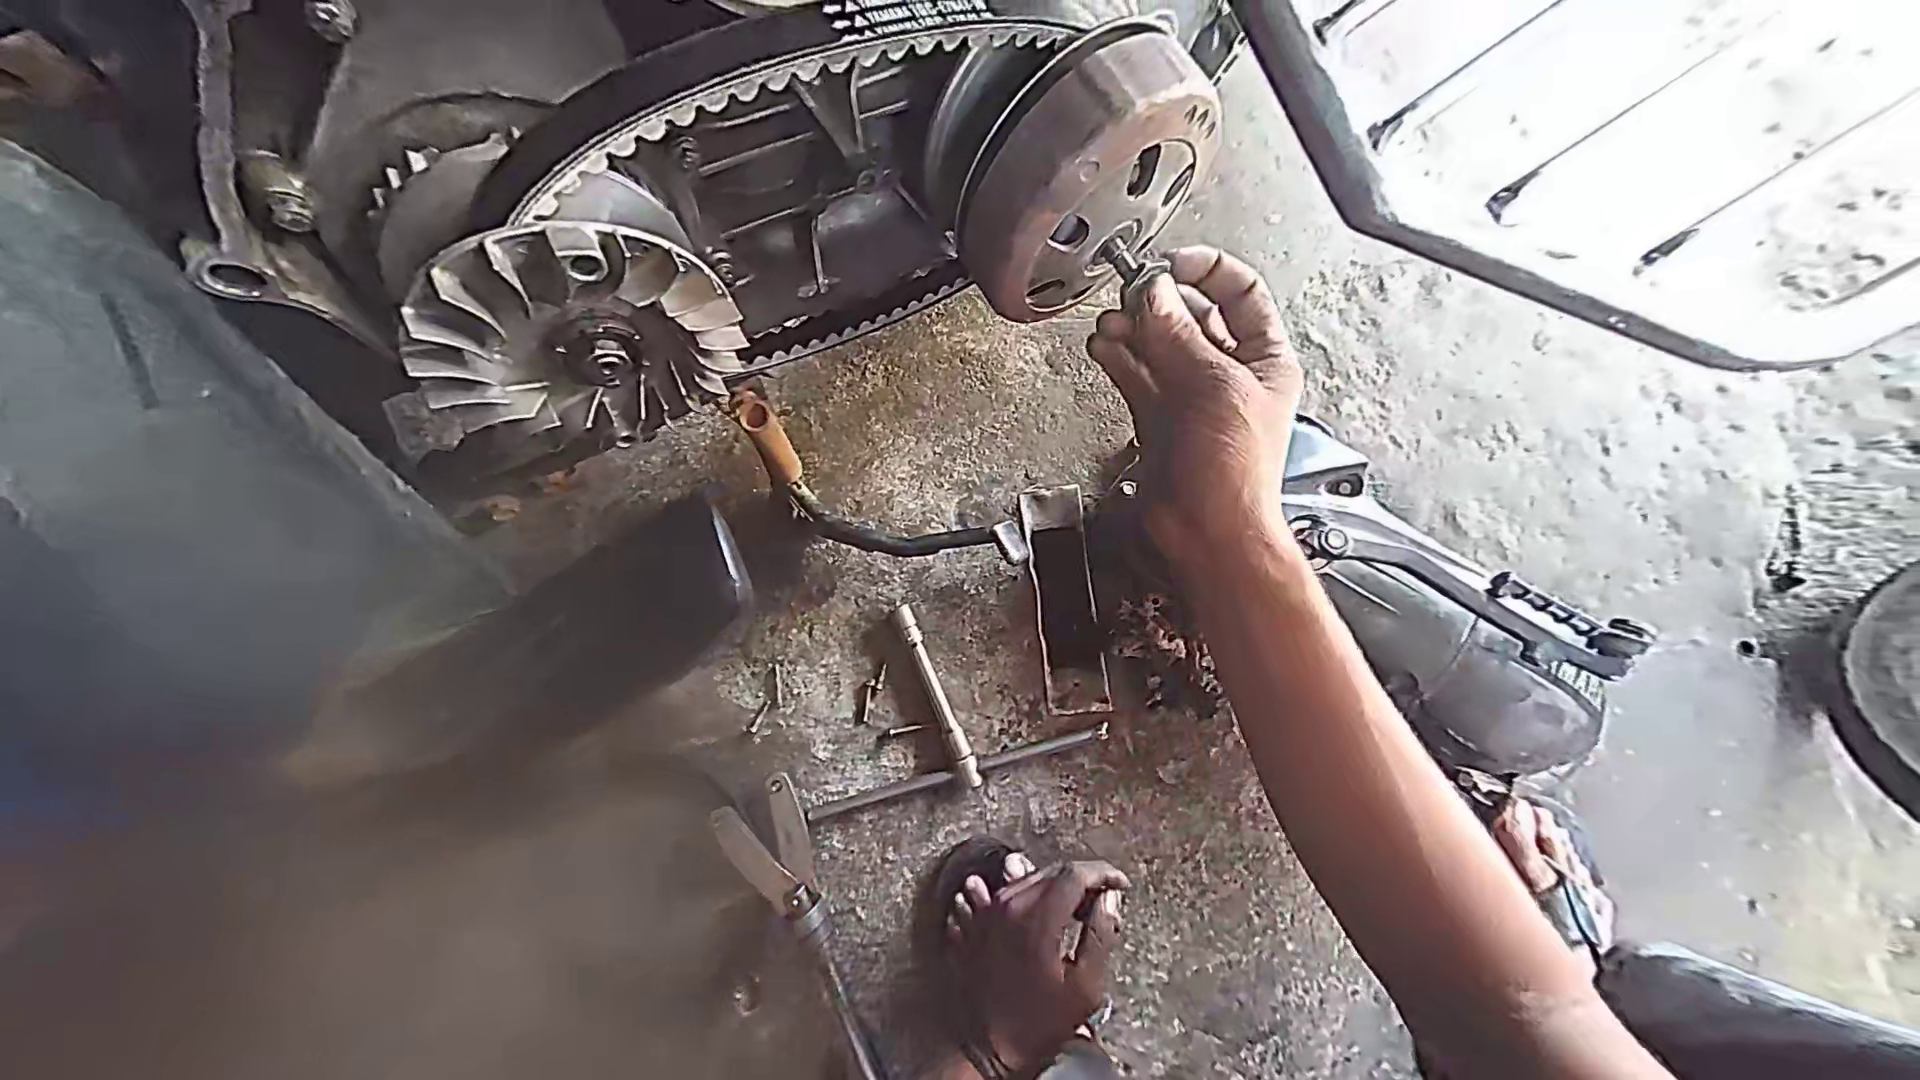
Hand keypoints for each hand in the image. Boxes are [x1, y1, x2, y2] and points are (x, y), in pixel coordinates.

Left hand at [948, 859, 1129, 1075]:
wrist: (986, 1049)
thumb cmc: (1038, 1025)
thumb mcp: (1083, 988)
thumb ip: (1100, 936)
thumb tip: (1110, 899)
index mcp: (1037, 916)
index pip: (1075, 873)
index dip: (1103, 874)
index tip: (1119, 885)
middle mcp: (1008, 902)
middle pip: (1051, 872)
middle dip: (1081, 882)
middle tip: (1100, 905)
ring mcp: (984, 907)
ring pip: (1027, 878)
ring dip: (1053, 887)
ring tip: (1072, 914)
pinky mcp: (970, 917)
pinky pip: (999, 890)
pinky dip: (1022, 894)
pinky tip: (1034, 914)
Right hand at [1085, 247, 1303, 574]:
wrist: (1205, 531)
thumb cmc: (1233, 473)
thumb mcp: (1213, 388)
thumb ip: (1178, 338)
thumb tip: (1153, 294)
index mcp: (1263, 360)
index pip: (1240, 294)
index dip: (1207, 271)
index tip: (1171, 263)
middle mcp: (1227, 375)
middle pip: (1191, 319)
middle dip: (1159, 304)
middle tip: (1130, 297)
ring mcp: (1189, 398)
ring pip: (1157, 348)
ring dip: (1132, 331)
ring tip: (1110, 323)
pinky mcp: (1157, 419)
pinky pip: (1136, 378)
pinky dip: (1118, 360)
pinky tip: (1103, 347)